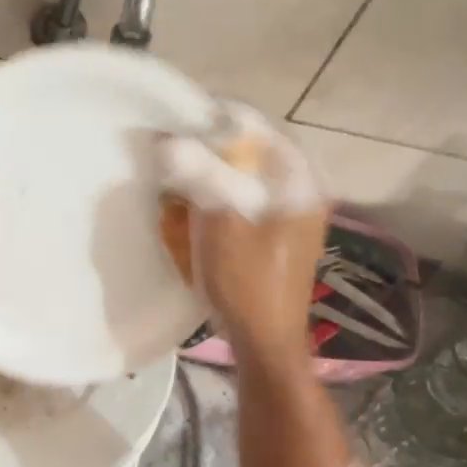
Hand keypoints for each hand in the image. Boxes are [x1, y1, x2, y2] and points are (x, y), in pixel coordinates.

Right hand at [158, 105, 329, 372]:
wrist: (264, 344)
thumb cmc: (247, 283)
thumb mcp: (220, 224)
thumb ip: (199, 176)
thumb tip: (166, 141)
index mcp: (298, 180)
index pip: (255, 128)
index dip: (212, 122)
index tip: (173, 126)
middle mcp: (301, 191)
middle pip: (248, 154)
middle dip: (206, 154)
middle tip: (168, 157)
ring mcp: (290, 217)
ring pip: (243, 181)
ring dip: (208, 180)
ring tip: (173, 186)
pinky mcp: (275, 240)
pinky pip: (242, 206)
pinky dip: (216, 205)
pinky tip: (190, 216)